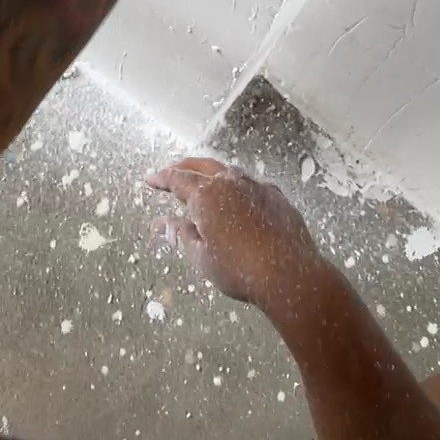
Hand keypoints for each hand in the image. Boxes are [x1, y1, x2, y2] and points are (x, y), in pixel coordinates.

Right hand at [145, 157, 333, 313]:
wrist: (289, 273)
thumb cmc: (238, 269)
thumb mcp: (201, 257)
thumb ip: (180, 235)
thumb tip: (161, 224)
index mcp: (206, 195)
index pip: (178, 179)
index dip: (162, 178)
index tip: (151, 179)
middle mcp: (229, 182)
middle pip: (201, 166)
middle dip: (183, 167)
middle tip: (171, 173)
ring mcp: (255, 185)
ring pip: (227, 171)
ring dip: (210, 173)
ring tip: (202, 182)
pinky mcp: (275, 194)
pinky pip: (249, 184)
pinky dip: (235, 187)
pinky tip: (237, 200)